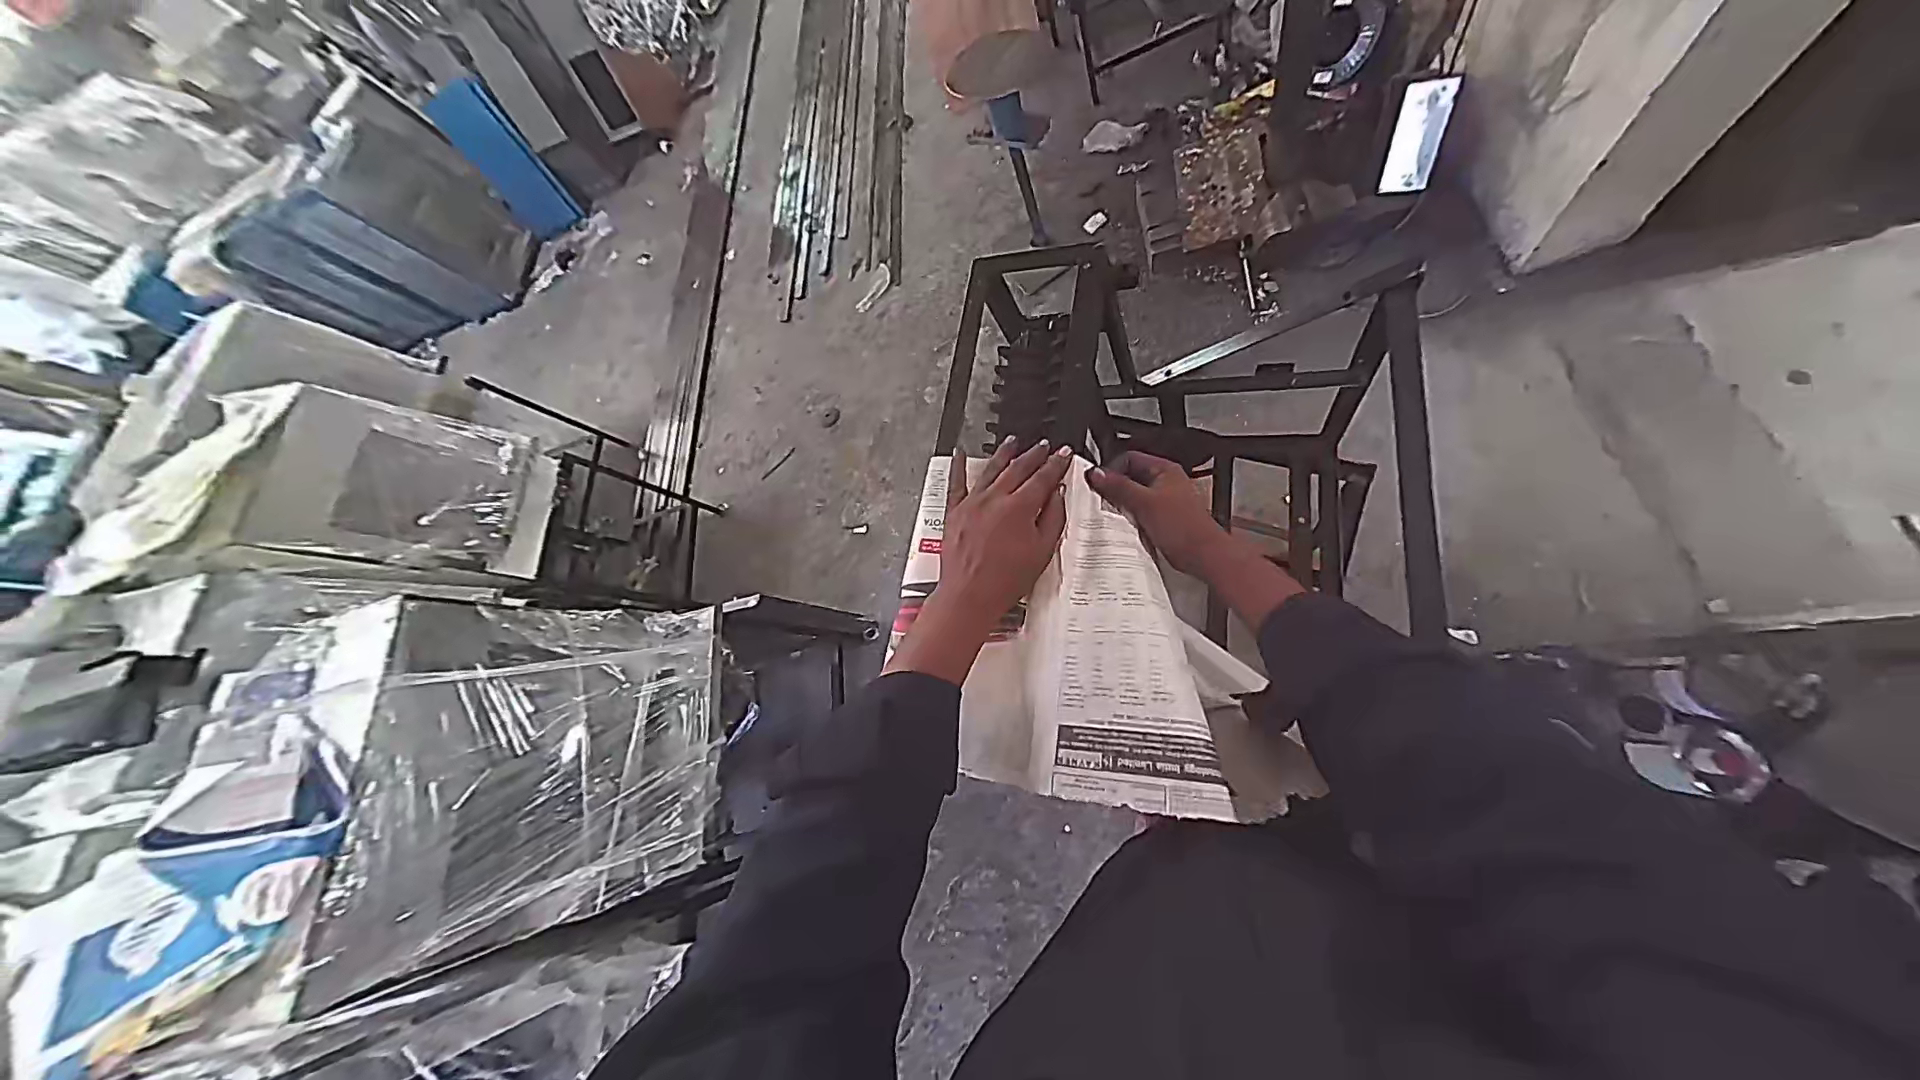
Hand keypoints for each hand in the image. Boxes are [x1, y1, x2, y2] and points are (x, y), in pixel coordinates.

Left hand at [886, 438, 1073, 683]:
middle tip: (1044, 447)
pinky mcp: (954, 512)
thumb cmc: (1004, 580)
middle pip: (1018, 468)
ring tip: (1013, 443)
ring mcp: (972, 503)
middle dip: (1034, 455)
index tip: (1062, 455)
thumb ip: (1052, 518)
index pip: (1043, 477)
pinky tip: (959, 454)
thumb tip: (1057, 495)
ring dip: (1004, 454)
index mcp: (1019, 507)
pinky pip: (956, 483)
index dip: (1056, 464)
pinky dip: (958, 466)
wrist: (969, 595)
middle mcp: (995, 499)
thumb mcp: (1042, 551)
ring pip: (991, 469)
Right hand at [1085, 451, 1227, 576]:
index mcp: (1164, 469)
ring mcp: (1164, 500)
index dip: (1111, 469)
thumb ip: (1118, 487)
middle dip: (1115, 488)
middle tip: (1105, 500)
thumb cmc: (1185, 527)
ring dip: (1123, 505)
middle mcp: (1166, 482)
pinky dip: (1131, 517)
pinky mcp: (1162, 518)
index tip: (1098, 484)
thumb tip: (1097, 474)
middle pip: (1130, 477)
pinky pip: (1139, 512)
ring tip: (1119, 514)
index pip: (1128, 458)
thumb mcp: (1144, 502)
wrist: (1202, 555)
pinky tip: (1129, 526)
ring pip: (1134, 496)